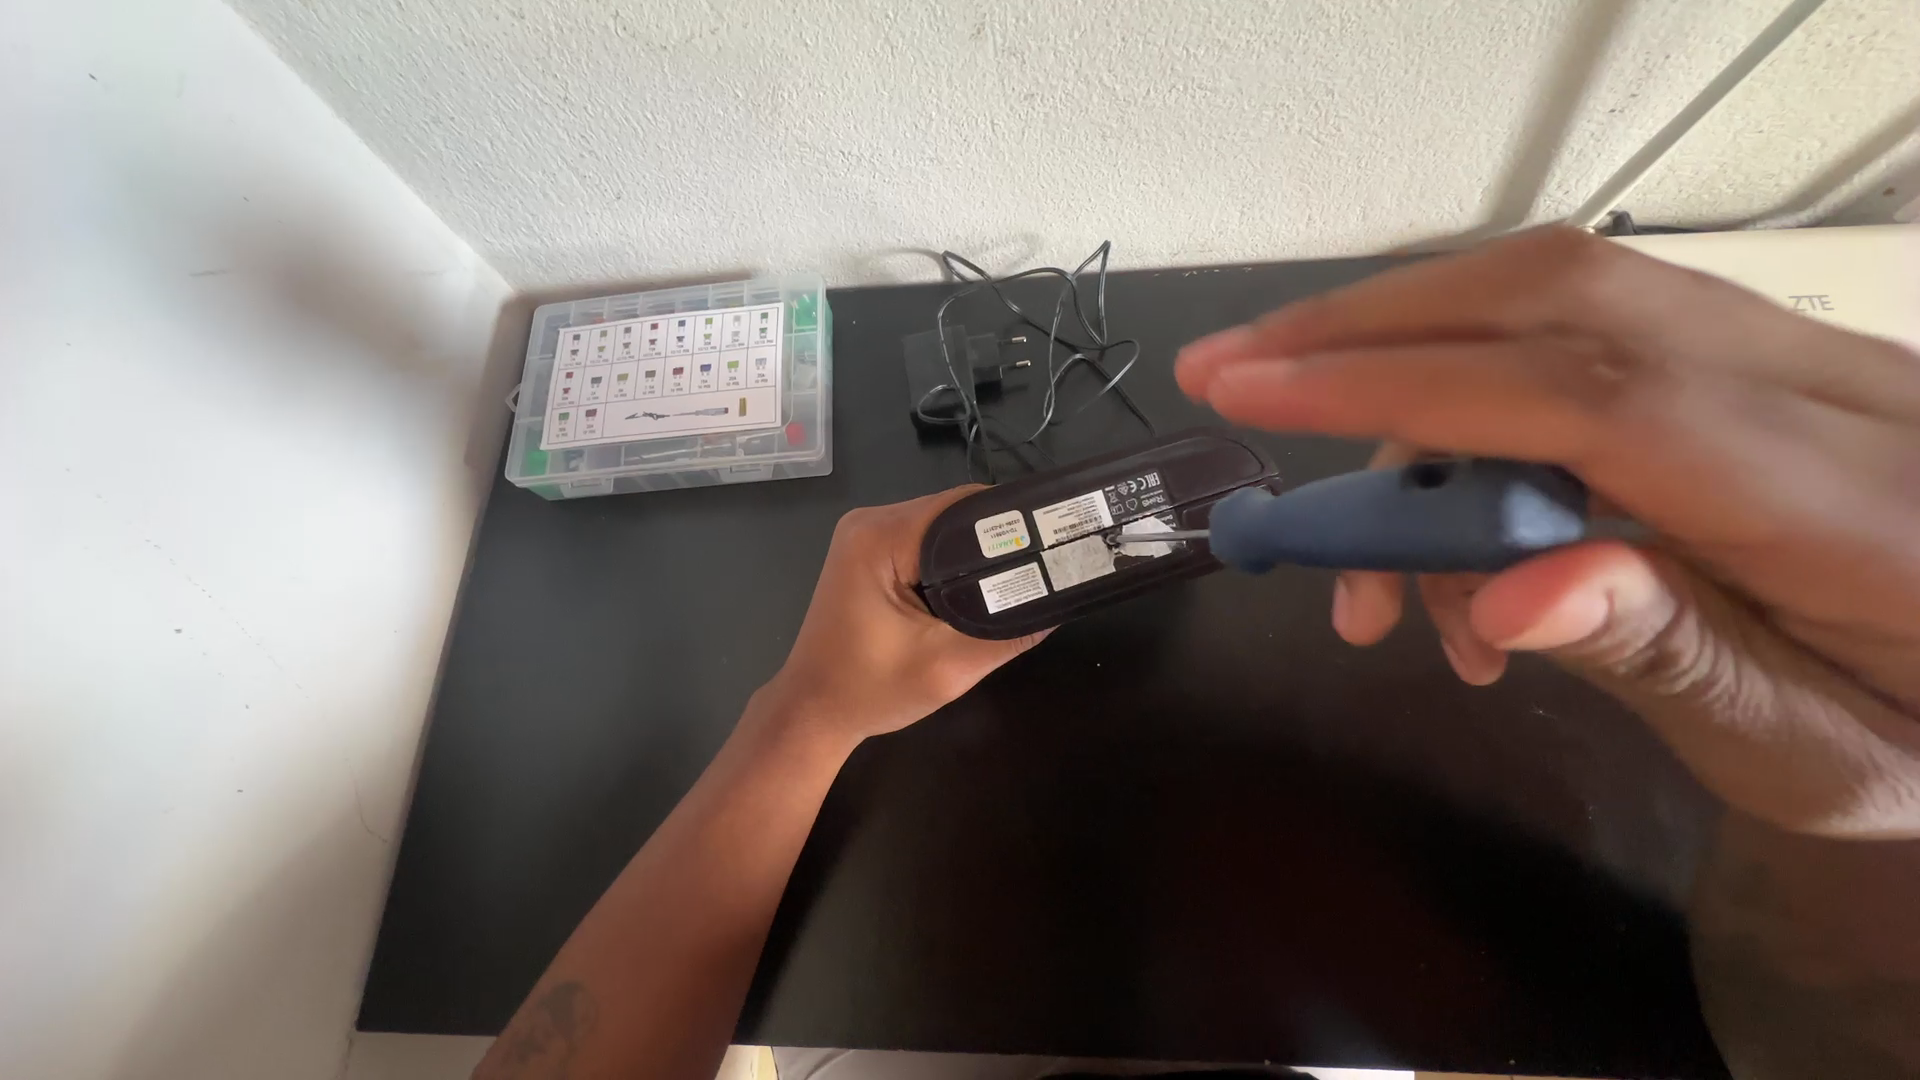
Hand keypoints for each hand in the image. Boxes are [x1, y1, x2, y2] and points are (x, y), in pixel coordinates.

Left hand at [758, 487, 1050, 746]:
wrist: (813, 712)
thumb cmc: (870, 691)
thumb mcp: (948, 668)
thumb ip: (1006, 636)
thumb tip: (1058, 606)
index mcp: (880, 537)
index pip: (962, 508)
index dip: (1013, 522)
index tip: (1054, 541)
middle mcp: (870, 522)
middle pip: (954, 513)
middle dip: (999, 538)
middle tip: (1046, 563)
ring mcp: (866, 535)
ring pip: (942, 527)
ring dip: (977, 551)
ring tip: (1022, 575)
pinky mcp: (869, 553)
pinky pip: (925, 543)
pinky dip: (953, 561)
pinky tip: (982, 585)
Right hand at [1175, 226, 1919, 837]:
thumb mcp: (1811, 752)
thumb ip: (1668, 660)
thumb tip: (1504, 598)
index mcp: (1857, 501)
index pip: (1583, 396)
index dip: (1394, 382)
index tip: (1245, 394)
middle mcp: (1816, 383)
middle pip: (1544, 294)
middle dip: (1349, 327)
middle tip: (1219, 372)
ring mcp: (1771, 350)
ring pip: (1531, 305)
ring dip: (1385, 389)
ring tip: (1355, 564)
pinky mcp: (1723, 355)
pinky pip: (1542, 351)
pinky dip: (1444, 426)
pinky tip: (1436, 547)